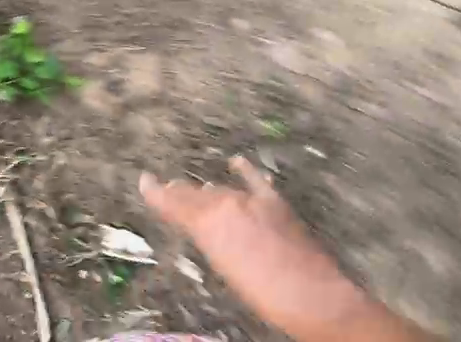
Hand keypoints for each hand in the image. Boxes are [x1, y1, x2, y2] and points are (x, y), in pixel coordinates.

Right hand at [140, 158, 435, 341]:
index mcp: (203, 221)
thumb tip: (194, 223)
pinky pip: (256, 182)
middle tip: (168, 190)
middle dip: (180, 193)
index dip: (155, 191)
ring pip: (220, 189)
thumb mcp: (221, 266)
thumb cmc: (264, 294)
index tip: (143, 181)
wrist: (317, 299)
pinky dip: (246, 171)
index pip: (171, 201)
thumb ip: (204, 238)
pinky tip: (237, 161)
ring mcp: (249, 201)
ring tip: (197, 189)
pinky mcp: (275, 204)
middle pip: (194, 193)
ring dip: (207, 191)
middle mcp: (222, 204)